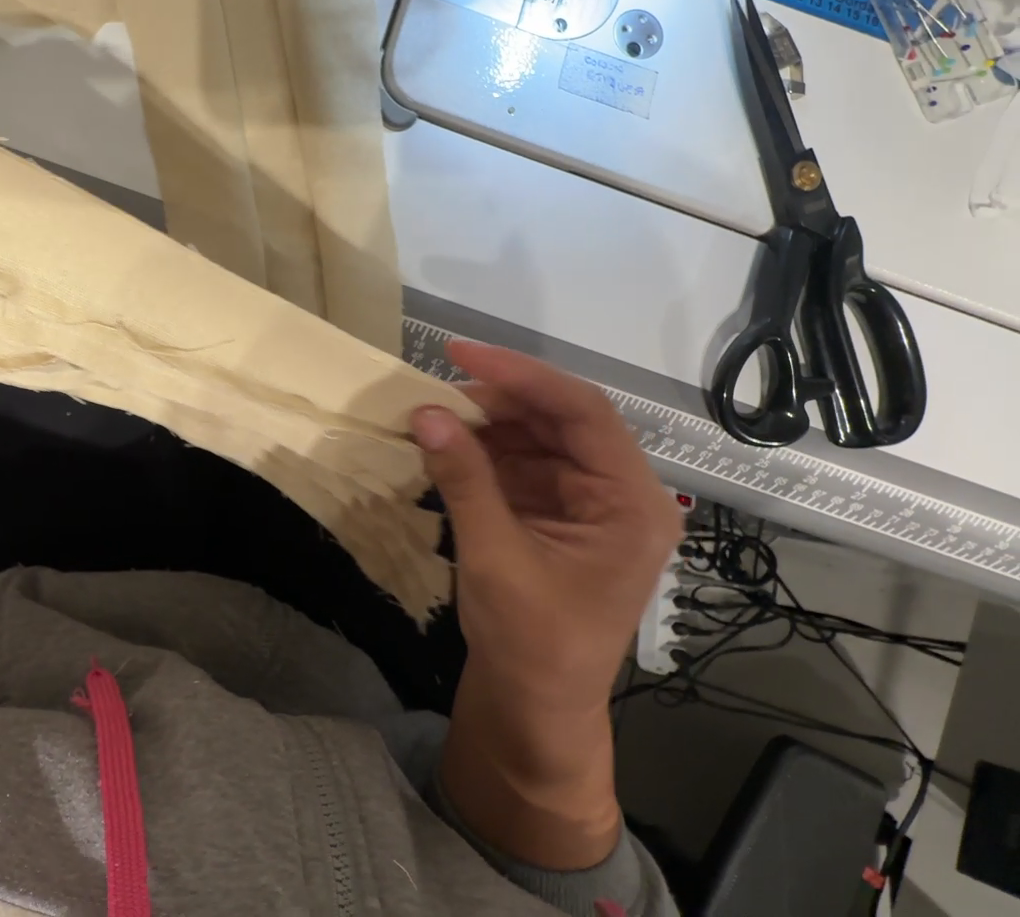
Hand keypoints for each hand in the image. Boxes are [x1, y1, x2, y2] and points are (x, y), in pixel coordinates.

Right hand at [413, 340, 681, 711]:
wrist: (533, 702)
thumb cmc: (531, 639)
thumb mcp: (495, 555)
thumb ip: (464, 480)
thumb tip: (426, 413)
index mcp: (630, 503)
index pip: (582, 413)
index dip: (521, 377)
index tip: (459, 354)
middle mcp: (616, 494)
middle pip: (559, 420)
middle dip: (497, 401)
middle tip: (433, 392)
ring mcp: (584, 505)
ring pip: (535, 440)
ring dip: (483, 427)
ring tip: (429, 420)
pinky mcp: (553, 516)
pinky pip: (517, 467)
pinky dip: (479, 454)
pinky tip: (443, 449)